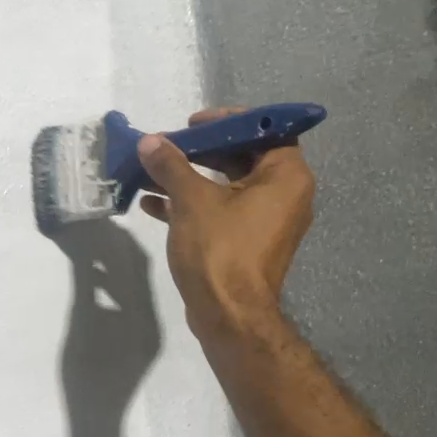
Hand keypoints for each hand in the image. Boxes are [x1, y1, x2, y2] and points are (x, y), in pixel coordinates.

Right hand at [137, 108, 315, 340]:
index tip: (193, 123)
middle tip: (166, 146)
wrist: (228, 314)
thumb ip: (171, 166)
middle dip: (200, 151)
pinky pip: (219, 211)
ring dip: (188, 178)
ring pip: (225, 186)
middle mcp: (284, 195)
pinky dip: (190, 204)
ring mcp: (264, 221)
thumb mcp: (192, 201)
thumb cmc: (220, 249)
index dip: (229, 122)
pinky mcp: (244, 243)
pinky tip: (152, 204)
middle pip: (242, 158)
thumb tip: (150, 141)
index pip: (267, 130)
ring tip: (151, 173)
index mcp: (286, 177)